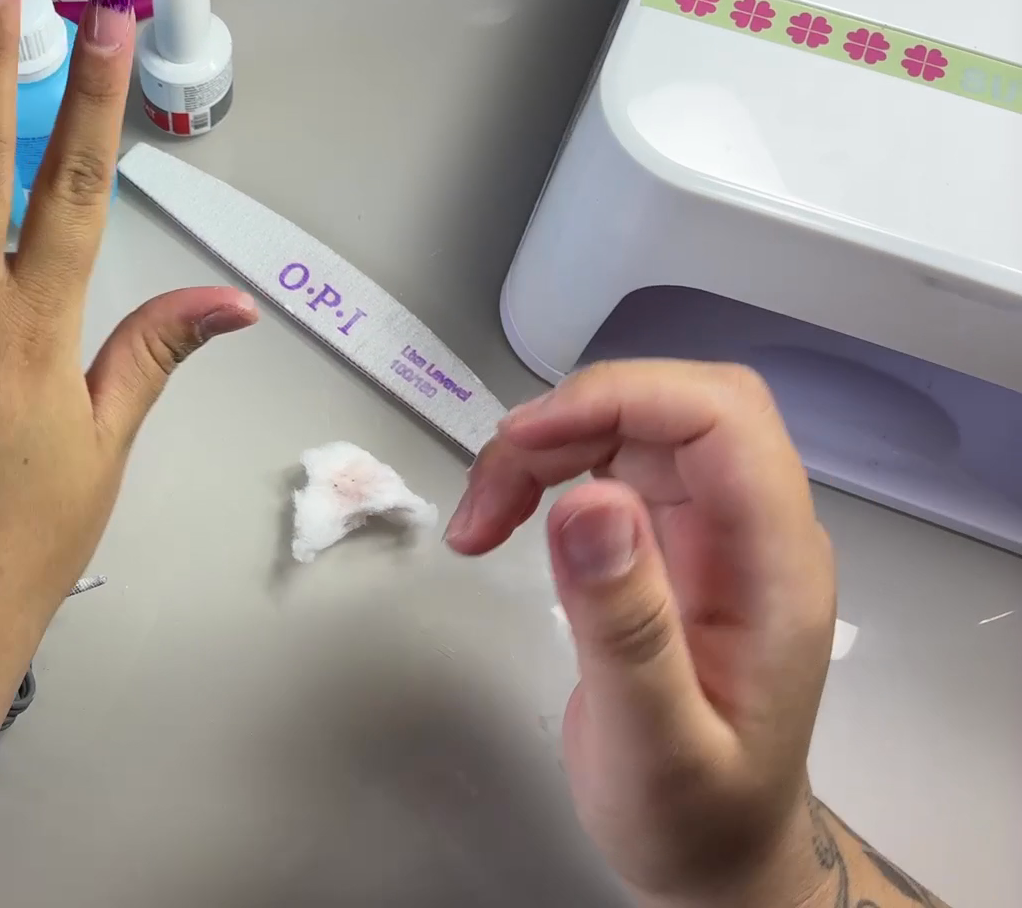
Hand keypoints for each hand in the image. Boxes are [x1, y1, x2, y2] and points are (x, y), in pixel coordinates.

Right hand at [446, 361, 837, 907]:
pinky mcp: (656, 534)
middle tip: (488, 498)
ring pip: (617, 425)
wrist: (710, 849)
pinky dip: (533, 472)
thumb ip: (626, 625)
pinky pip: (594, 461)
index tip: (519, 443)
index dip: (615, 399)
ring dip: (534, 452)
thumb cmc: (690, 811)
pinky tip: (498, 518)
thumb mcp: (655, 739)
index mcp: (771, 565)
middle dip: (561, 425)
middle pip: (659, 407)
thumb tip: (585, 502)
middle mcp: (746, 525)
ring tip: (477, 523)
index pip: (718, 416)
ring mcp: (702, 526)